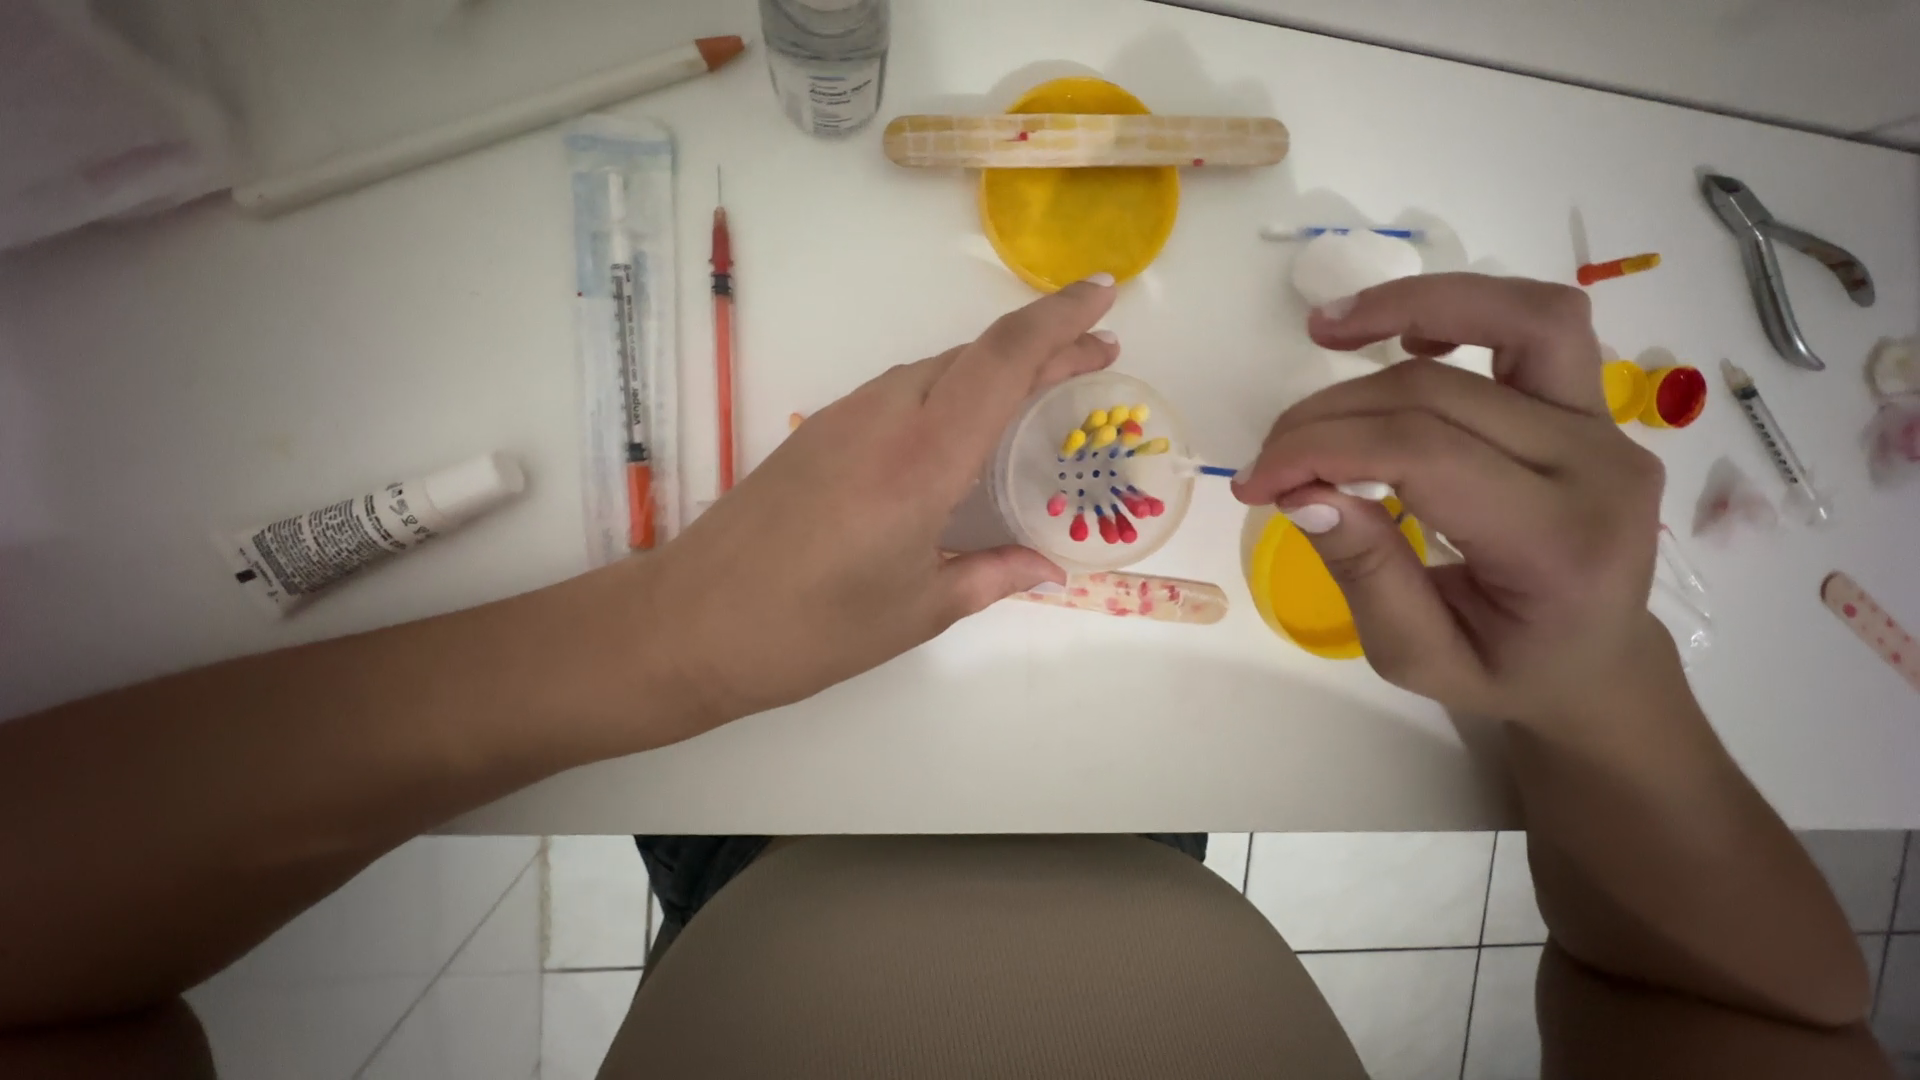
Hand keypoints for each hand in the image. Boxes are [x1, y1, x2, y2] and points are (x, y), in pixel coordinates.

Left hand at [631, 277, 1119, 736]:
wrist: (691, 623)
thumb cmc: (812, 629)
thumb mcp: (917, 610)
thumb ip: (992, 576)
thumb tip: (1048, 565)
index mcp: (921, 460)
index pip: (1003, 361)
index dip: (1060, 319)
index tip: (1105, 293)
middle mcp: (884, 418)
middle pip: (975, 355)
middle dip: (1043, 345)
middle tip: (1096, 359)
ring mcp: (844, 417)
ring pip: (936, 368)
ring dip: (994, 369)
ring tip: (1043, 390)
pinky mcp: (818, 431)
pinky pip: (901, 390)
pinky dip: (950, 391)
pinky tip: (964, 427)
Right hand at [1232, 274, 1669, 721]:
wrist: (1590, 664)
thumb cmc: (1501, 671)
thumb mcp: (1415, 656)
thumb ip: (1364, 573)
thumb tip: (1303, 490)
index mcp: (1557, 543)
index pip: (1421, 452)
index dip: (1320, 450)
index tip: (1255, 483)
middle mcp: (1598, 467)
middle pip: (1438, 393)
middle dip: (1327, 416)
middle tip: (1269, 461)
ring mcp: (1606, 426)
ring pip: (1517, 320)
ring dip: (1410, 305)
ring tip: (1324, 327)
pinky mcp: (1591, 406)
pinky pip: (1538, 325)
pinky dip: (1466, 308)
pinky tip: (1400, 335)